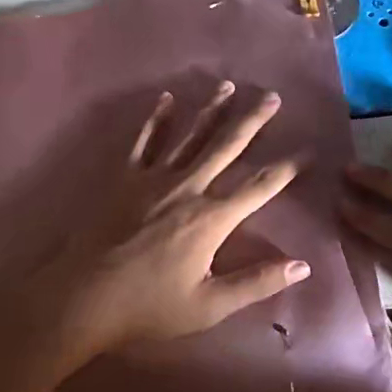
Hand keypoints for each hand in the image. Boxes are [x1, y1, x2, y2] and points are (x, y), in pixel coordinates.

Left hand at [47, 82, 310, 361]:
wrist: (83, 297)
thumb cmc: (149, 305)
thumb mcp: (210, 305)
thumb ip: (257, 283)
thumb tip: (303, 265)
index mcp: (212, 218)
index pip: (259, 187)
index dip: (287, 169)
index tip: (308, 152)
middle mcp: (189, 187)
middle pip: (227, 146)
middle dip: (252, 120)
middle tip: (271, 96)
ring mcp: (155, 178)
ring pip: (190, 135)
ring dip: (212, 109)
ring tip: (229, 86)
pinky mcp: (125, 177)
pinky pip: (144, 141)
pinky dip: (156, 119)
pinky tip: (166, 99)